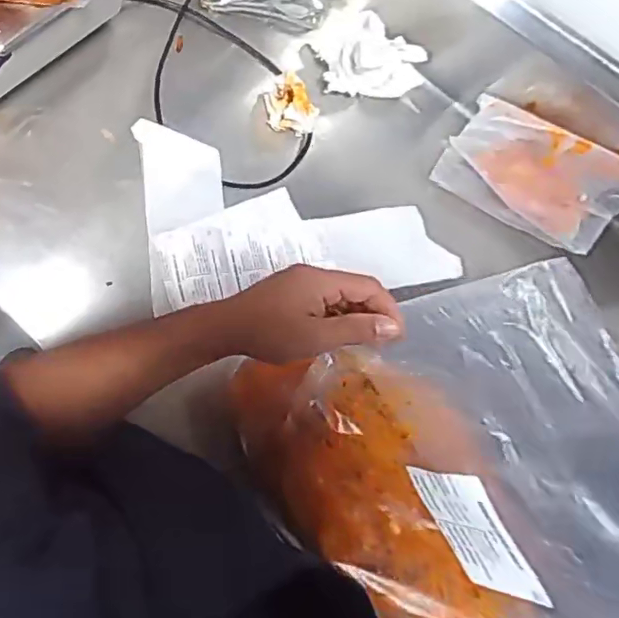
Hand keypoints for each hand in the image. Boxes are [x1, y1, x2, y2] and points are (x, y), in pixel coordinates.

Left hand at [206, 265, 403, 363]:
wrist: (222, 328)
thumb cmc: (267, 334)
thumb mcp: (316, 337)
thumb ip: (356, 330)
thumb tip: (392, 327)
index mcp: (320, 279)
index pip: (370, 287)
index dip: (389, 310)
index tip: (396, 337)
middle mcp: (310, 275)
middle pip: (355, 288)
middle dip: (373, 313)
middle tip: (382, 343)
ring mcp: (295, 282)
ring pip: (337, 295)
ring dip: (353, 316)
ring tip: (361, 343)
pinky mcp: (285, 293)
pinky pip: (320, 300)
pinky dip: (333, 316)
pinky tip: (333, 335)